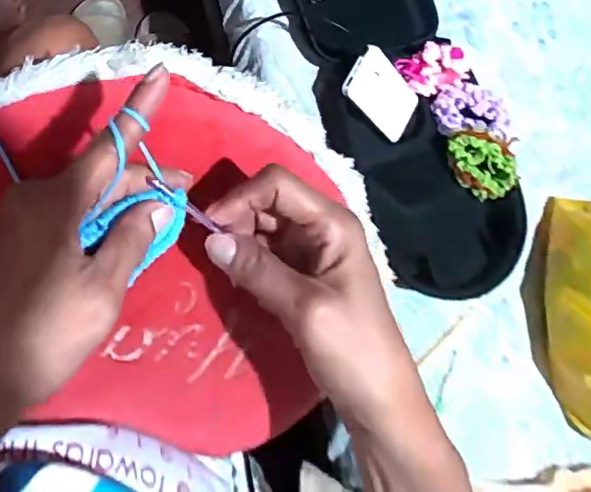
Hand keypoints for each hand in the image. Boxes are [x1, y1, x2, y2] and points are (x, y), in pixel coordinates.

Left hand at [0, 64, 180, 415]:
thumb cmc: (45, 332)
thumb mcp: (102, 290)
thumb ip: (131, 239)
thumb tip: (152, 204)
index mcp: (60, 200)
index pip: (109, 145)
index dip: (138, 108)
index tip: (158, 70)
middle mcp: (37, 192)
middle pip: (100, 173)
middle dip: (141, 178)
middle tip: (180, 193)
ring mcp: (22, 210)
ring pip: (83, 192)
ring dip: (119, 201)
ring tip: (156, 218)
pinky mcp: (16, 230)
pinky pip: (65, 210)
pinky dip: (95, 216)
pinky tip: (118, 236)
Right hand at [203, 165, 466, 491]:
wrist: (380, 407)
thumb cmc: (353, 351)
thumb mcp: (304, 309)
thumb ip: (257, 270)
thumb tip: (210, 239)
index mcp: (332, 223)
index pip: (277, 183)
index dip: (241, 197)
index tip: (211, 225)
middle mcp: (320, 226)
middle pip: (266, 199)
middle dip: (236, 216)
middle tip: (215, 249)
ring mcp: (309, 248)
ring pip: (260, 223)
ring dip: (237, 237)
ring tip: (225, 267)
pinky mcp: (298, 271)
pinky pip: (262, 249)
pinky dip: (244, 256)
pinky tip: (236, 277)